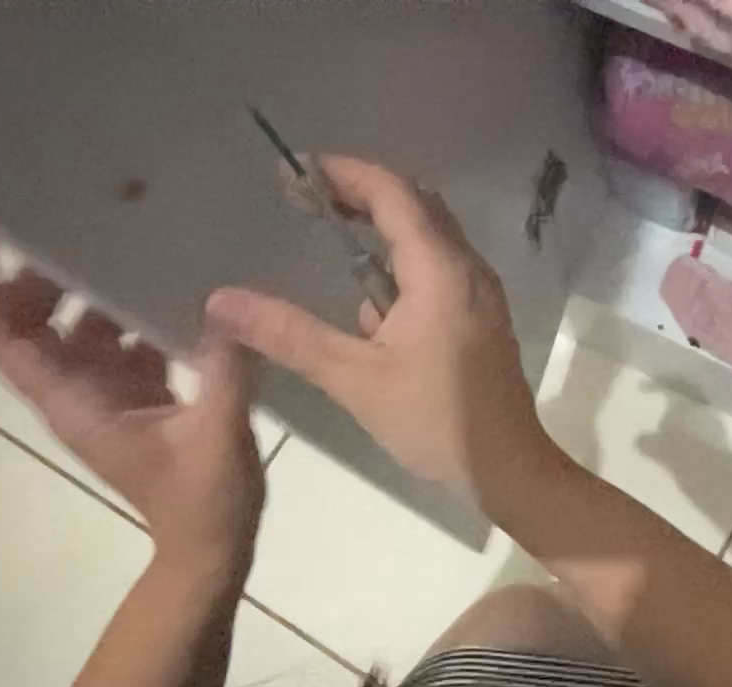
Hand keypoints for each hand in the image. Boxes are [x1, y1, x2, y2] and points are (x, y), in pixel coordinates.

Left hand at [0, 219, 264, 576]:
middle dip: (39, 274)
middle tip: (75, 224)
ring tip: (128, 249)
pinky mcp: (143, 402)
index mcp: (74, 403)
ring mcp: (110, 397)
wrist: (212, 550)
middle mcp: (79, 393)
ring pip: (80, 332)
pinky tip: (175, 298)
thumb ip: (223, 372)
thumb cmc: (204, 503)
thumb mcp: (218, 436)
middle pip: (32, 323)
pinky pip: (126, 348)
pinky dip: (138, 321)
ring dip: (94, 294)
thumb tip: (230, 307)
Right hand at [202, 157, 559, 505]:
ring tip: (337, 261)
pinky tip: (377, 318)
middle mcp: (470, 272)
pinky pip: (443, 276)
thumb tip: (222, 300)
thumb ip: (291, 335)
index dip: (344, 173)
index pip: (393, 191)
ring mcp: (484, 297)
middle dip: (363, 198)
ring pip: (433, 243)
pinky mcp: (485, 323)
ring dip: (386, 240)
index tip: (296, 176)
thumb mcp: (356, 379)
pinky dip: (407, 275)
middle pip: (417, 207)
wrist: (509, 468)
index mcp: (442, 272)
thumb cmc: (437, 423)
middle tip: (311, 208)